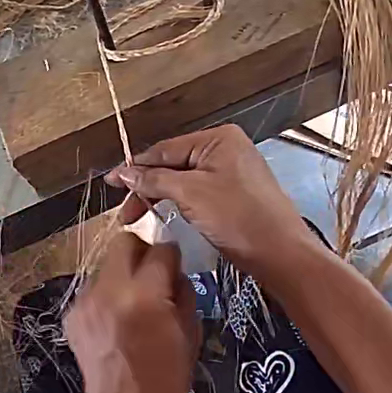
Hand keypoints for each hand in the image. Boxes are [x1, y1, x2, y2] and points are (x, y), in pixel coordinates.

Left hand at [64, 219, 199, 392]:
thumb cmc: (165, 380)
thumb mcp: (190, 335)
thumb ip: (183, 293)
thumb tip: (174, 272)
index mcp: (145, 295)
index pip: (161, 250)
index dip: (172, 256)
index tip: (175, 267)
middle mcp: (109, 290)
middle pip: (125, 241)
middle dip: (143, 252)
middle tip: (154, 274)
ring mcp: (86, 301)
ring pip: (107, 265)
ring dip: (124, 275)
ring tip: (135, 305)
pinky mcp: (72, 314)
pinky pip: (95, 289)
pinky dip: (109, 296)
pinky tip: (118, 322)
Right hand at [105, 125, 320, 282]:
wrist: (281, 253)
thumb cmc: (237, 218)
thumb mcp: (191, 194)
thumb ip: (155, 180)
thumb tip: (123, 172)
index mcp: (218, 138)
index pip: (166, 149)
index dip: (136, 167)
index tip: (111, 182)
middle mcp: (227, 148)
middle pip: (175, 164)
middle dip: (148, 186)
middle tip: (126, 212)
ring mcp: (233, 172)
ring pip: (186, 180)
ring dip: (162, 197)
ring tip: (140, 216)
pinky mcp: (236, 194)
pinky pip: (200, 192)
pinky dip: (181, 203)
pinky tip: (167, 215)